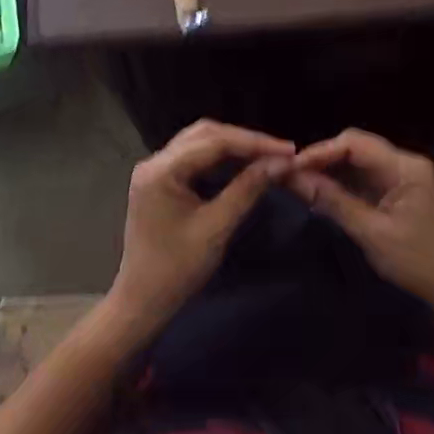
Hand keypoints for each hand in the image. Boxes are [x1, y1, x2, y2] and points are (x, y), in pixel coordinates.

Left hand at [112, 120, 293, 322]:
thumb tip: (280, 163)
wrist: (143, 298)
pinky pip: (193, 159)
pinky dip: (219, 158)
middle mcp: (153, 162)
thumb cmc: (178, 267)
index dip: (255, 143)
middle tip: (281, 151)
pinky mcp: (159, 183)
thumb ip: (247, 189)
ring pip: (199, 143)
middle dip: (245, 140)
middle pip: (205, 135)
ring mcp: (154, 171)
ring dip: (233, 146)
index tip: (289, 150)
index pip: (215, 142)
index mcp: (161, 170)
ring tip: (267, 155)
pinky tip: (243, 165)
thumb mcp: (217, 227)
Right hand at [289, 129, 433, 316]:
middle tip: (290, 175)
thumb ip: (333, 201)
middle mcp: (406, 164)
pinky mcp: (400, 195)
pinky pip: (367, 181)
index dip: (319, 151)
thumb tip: (294, 178)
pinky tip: (322, 194)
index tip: (290, 168)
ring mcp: (404, 179)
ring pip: (359, 164)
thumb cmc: (418, 261)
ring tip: (299, 183)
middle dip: (322, 159)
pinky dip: (344, 185)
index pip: (354, 142)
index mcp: (405, 167)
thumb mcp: (371, 233)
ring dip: (331, 172)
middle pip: (356, 148)